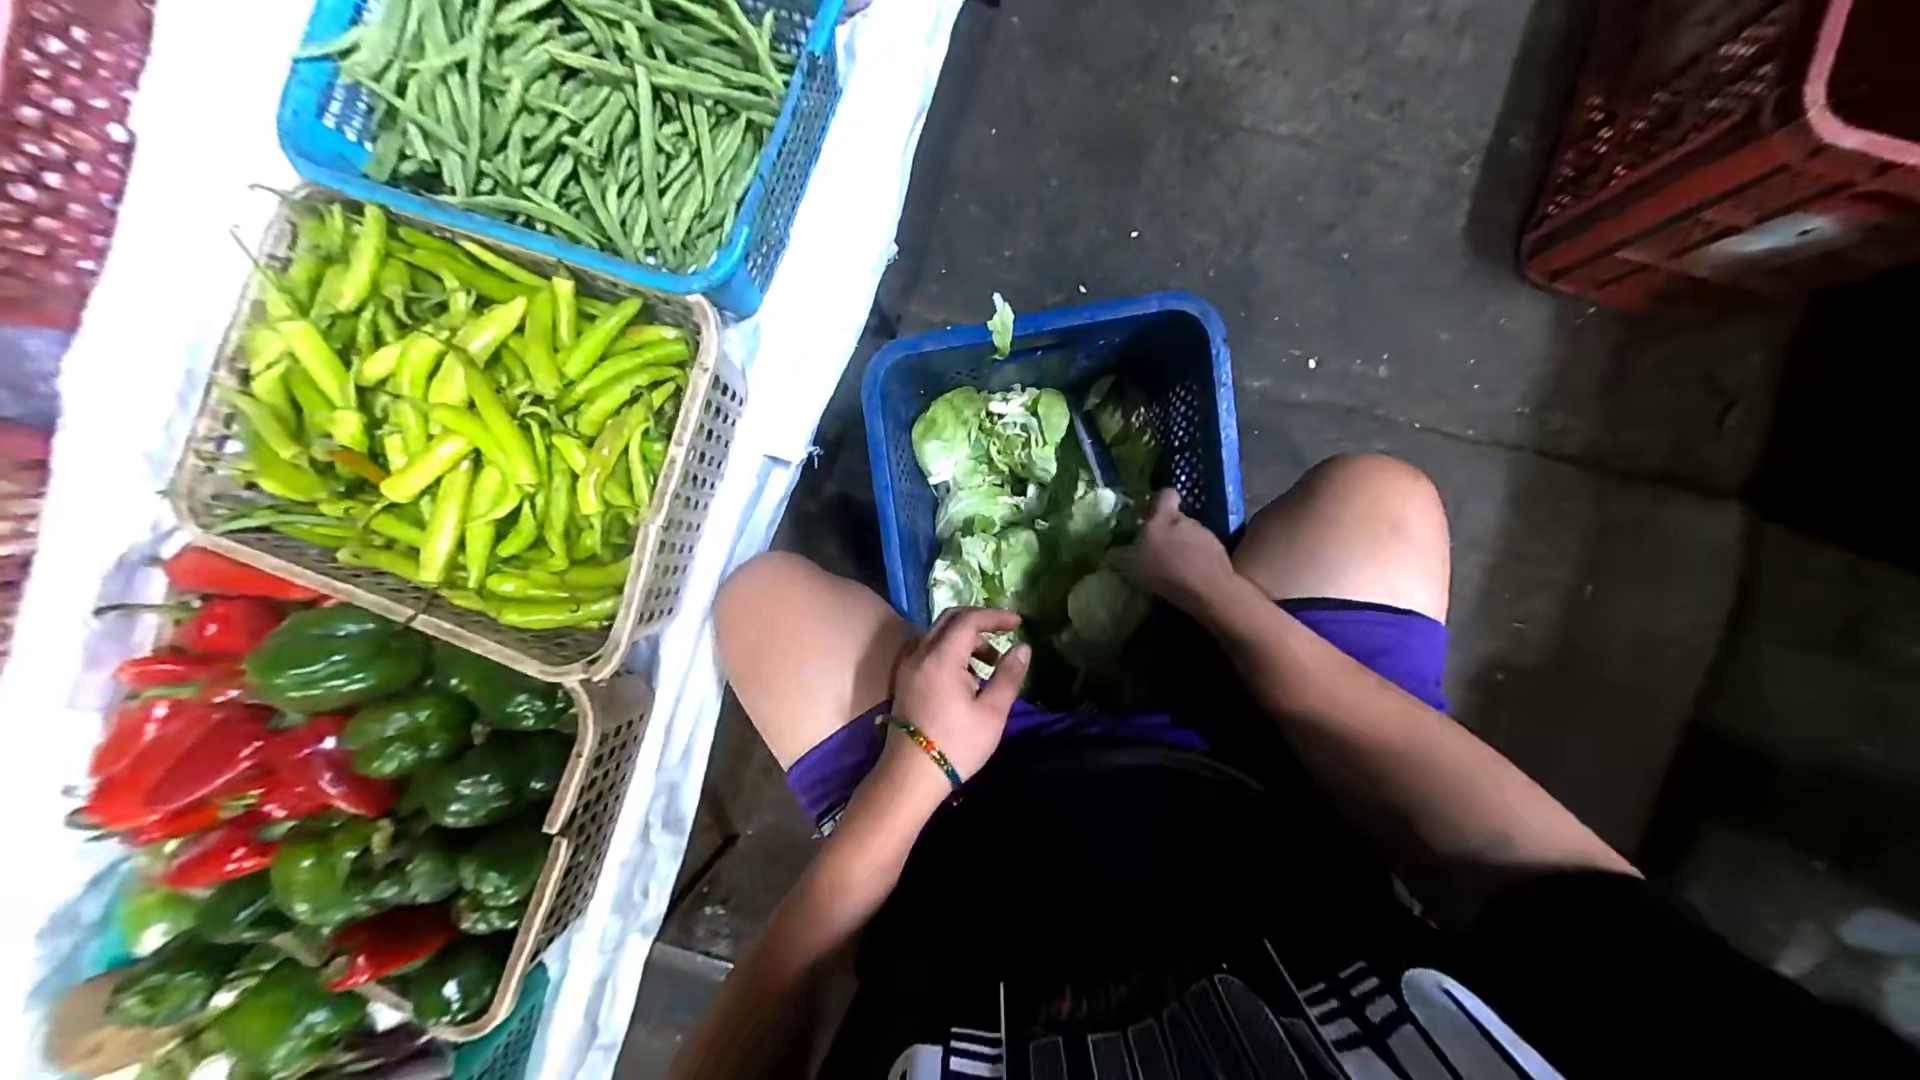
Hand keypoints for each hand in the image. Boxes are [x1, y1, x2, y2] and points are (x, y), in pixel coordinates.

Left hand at [886, 607, 1030, 787]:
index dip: (995, 616)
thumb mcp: (992, 712)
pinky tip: (967, 676)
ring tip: (989, 664)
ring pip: (938, 634)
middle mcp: (920, 653)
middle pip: (950, 619)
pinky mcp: (904, 679)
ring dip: (965, 638)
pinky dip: (950, 650)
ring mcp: (908, 665)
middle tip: (1004, 633)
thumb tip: (1022, 648)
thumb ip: (1008, 675)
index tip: (1017, 622)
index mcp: (941, 657)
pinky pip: (929, 650)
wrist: (910, 776)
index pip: (969, 619)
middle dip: (979, 621)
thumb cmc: (956, 744)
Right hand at [1113, 489, 1240, 616]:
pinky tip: (1189, 577)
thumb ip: (1119, 556)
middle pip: (1177, 519)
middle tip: (1158, 551)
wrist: (1206, 588)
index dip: (1159, 501)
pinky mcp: (1219, 552)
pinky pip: (1204, 551)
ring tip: (1174, 568)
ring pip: (1191, 535)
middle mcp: (1186, 520)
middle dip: (1169, 531)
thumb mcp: (1130, 564)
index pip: (1165, 495)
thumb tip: (1109, 554)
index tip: (1152, 513)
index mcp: (1163, 517)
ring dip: (1183, 547)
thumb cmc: (1163, 569)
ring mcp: (1206, 535)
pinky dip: (1197, 560)